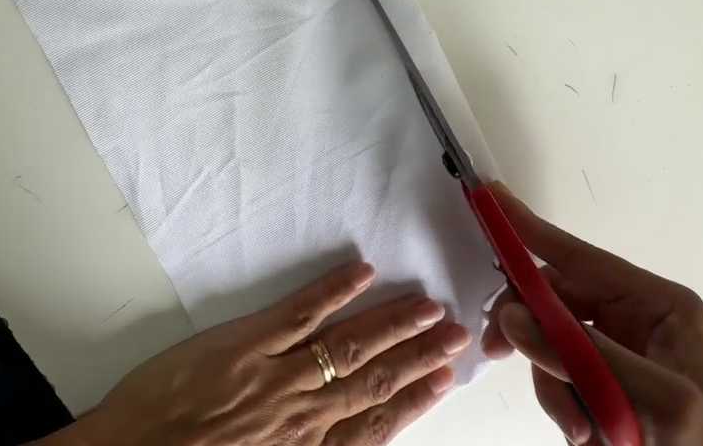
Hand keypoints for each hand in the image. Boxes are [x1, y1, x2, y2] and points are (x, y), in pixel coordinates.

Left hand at [58, 261, 467, 445]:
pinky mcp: (246, 342)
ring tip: (428, 306)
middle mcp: (301, 413)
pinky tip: (360, 274)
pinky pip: (299, 313)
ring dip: (393, 324)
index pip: (374, 423)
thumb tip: (334, 426)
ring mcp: (276, 373)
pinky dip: (333, 292)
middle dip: (419, 356)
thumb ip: (299, 445)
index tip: (445, 376)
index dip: (415, 399)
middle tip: (456, 332)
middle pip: (374, 381)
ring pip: (349, 346)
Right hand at [482, 184, 702, 445]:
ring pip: (553, 344)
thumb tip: (511, 317)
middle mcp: (636, 319)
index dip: (528, 229)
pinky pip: (563, 377)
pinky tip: (585, 433)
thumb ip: (582, 356)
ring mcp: (622, 352)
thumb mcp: (656, 401)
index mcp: (657, 304)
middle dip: (532, 333)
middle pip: (556, 302)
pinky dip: (564, 404)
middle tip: (496, 350)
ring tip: (578, 431)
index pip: (577, 256)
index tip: (488, 198)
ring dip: (552, 384)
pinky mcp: (610, 386)